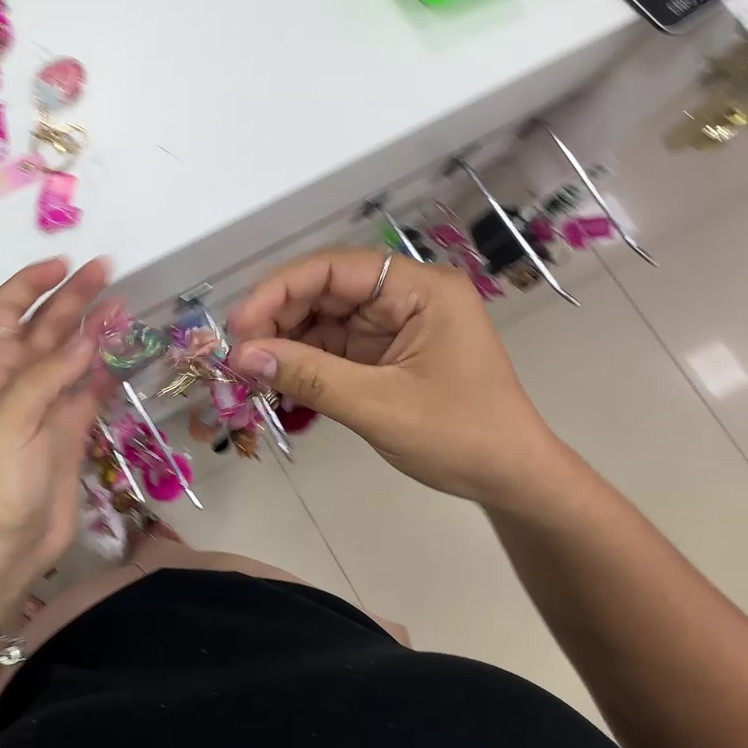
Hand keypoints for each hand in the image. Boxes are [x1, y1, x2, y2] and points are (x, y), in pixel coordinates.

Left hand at [0, 257, 111, 607]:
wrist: (9, 544)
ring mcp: (49, 408)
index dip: (28, 284)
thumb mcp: (11, 420)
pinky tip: (131, 351)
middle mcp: (21, 384)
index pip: (5, 313)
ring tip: (124, 304)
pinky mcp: (72, 432)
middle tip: (108, 271)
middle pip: (46, 328)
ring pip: (74, 357)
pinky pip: (93, 391)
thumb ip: (48, 376)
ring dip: (96, 329)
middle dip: (72, 297)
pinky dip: (110, 370)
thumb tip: (87, 338)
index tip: (62, 266)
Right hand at [226, 249, 565, 508]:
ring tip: (246, 370)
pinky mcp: (380, 354)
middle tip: (237, 355)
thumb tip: (240, 357)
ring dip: (282, 341)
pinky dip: (298, 362)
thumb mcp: (379, 406)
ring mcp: (391, 325)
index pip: (336, 269)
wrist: (510, 478)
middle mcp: (404, 297)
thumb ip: (309, 376)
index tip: (239, 325)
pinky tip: (270, 379)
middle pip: (323, 290)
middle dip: (276, 318)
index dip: (280, 290)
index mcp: (420, 290)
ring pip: (320, 318)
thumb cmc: (461, 436)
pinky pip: (328, 346)